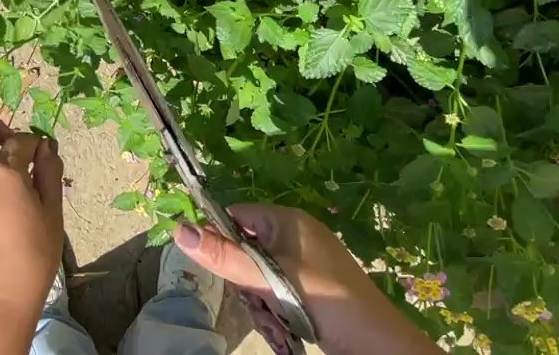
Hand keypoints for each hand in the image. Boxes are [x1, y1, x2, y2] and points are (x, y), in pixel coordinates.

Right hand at [176, 204, 441, 354]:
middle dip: (246, 284)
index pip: (236, 217)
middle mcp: (294, 238)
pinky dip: (276, 315)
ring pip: (258, 279)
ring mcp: (305, 266)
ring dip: (261, 305)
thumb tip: (178, 229)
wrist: (380, 348)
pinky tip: (286, 334)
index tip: (217, 268)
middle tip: (259, 304)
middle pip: (245, 252)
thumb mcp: (270, 278)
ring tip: (278, 326)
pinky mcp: (312, 293)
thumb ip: (225, 256)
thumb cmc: (326, 300)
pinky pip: (276, 296)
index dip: (221, 239)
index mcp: (287, 220)